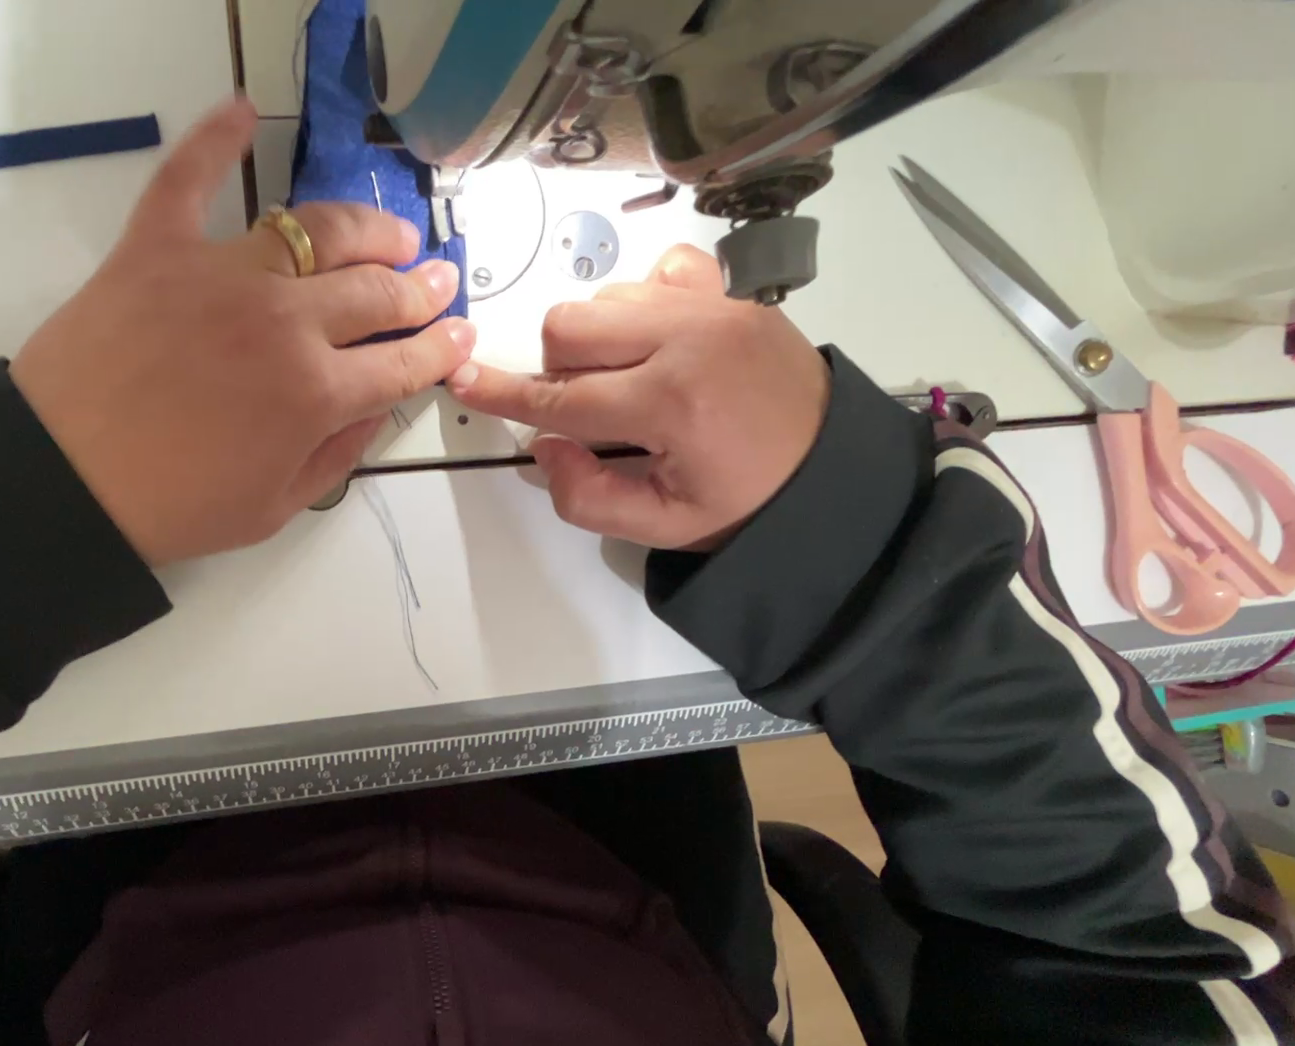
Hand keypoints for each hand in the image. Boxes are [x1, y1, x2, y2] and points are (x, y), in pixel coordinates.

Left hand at [11, 99, 472, 564]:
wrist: (60, 483)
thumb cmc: (174, 509)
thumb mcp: (276, 507)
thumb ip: (337, 454)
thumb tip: (378, 405)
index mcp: (316, 394)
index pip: (404, 362)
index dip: (442, 348)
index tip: (463, 333)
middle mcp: (284, 322)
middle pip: (376, 292)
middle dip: (420, 288)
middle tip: (438, 279)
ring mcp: (221, 275)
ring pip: (315, 230)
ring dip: (366, 228)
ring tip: (390, 233)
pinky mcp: (156, 248)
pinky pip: (190, 179)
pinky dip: (215, 140)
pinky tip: (243, 110)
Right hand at [447, 244, 827, 550]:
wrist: (834, 470)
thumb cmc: (745, 504)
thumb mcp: (662, 528)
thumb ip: (586, 496)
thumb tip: (544, 445)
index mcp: (669, 405)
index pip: (561, 399)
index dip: (504, 393)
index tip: (461, 377)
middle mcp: (685, 340)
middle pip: (569, 328)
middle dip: (555, 370)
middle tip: (584, 406)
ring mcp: (712, 306)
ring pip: (604, 297)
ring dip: (594, 339)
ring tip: (627, 377)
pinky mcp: (731, 291)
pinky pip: (658, 269)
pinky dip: (640, 301)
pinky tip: (657, 339)